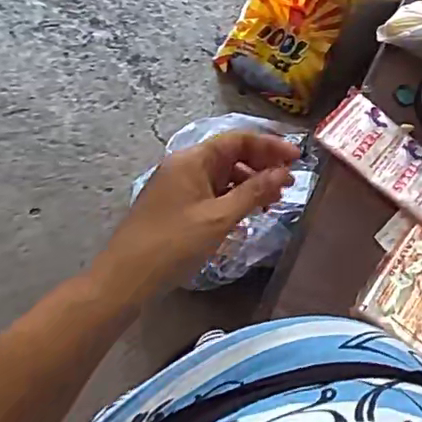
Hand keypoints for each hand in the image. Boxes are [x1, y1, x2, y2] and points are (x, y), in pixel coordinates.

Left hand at [103, 132, 298, 290]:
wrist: (124, 281)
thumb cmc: (172, 244)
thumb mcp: (219, 218)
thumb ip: (254, 192)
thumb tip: (283, 173)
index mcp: (192, 160)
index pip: (238, 140)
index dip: (270, 146)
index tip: (297, 158)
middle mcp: (184, 166)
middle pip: (231, 155)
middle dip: (263, 166)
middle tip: (290, 182)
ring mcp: (179, 186)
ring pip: (224, 176)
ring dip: (251, 184)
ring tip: (274, 201)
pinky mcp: (177, 206)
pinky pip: (213, 193)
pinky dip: (234, 199)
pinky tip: (249, 214)